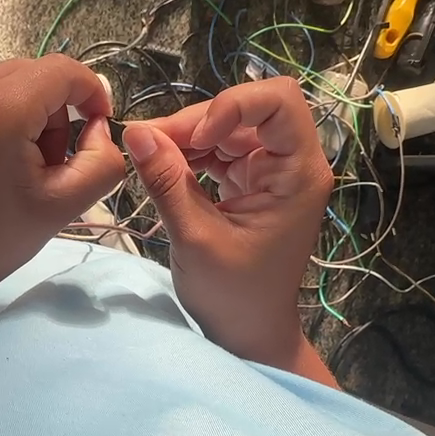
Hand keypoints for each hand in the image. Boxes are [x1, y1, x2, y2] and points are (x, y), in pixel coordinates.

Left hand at [0, 55, 124, 315]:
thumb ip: (102, 160)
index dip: (91, 93)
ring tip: (14, 164)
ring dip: (23, 114)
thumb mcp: (66, 205)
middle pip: (33, 73)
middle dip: (54, 111)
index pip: (63, 71)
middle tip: (48, 163)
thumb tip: (96, 126)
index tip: (94, 128)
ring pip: (3, 82)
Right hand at [121, 78, 333, 367]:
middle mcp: (291, 163)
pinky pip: (219, 152)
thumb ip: (167, 182)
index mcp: (298, 173)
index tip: (196, 138)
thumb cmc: (233, 295)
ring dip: (187, 137)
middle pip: (246, 111)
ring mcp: (271, 173)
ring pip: (228, 128)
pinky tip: (163, 167)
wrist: (248, 334)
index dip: (233, 106)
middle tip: (148, 145)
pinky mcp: (251, 184)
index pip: (279, 101)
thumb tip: (136, 133)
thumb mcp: (195, 237)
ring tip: (149, 158)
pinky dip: (190, 154)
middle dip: (196, 122)